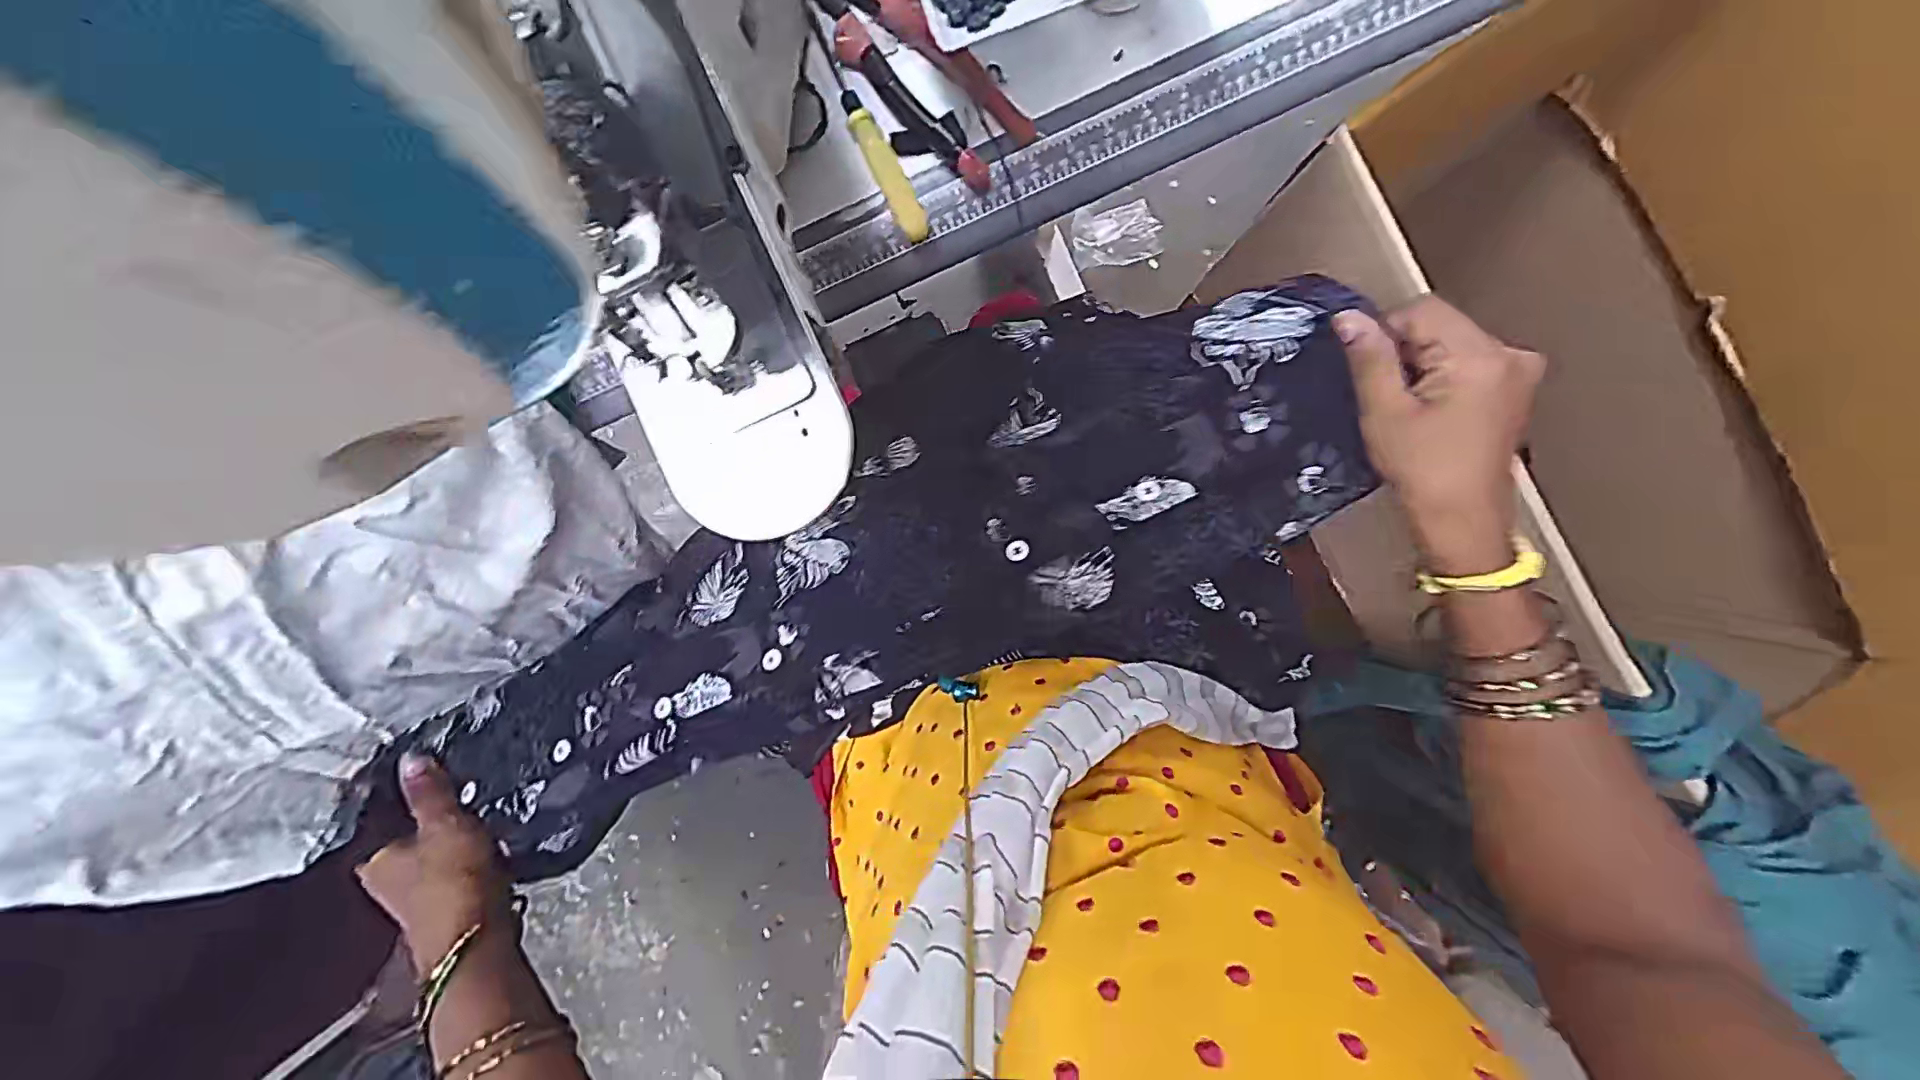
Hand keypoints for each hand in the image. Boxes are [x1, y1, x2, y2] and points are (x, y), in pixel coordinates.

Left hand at [356, 753, 512, 969]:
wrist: (477, 935)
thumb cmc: (451, 880)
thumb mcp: (444, 822)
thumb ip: (429, 791)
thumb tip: (411, 758)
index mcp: (372, 858)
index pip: (380, 814)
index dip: (402, 793)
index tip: (428, 772)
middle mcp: (384, 878)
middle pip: (407, 834)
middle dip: (431, 816)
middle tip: (460, 790)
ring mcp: (414, 894)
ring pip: (432, 852)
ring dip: (453, 836)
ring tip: (481, 814)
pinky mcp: (446, 902)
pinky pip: (454, 866)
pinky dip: (469, 854)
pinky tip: (490, 845)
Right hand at [1333, 298, 1543, 574]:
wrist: (1461, 519)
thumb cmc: (1421, 469)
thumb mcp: (1384, 412)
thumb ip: (1369, 359)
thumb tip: (1348, 317)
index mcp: (1480, 356)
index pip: (1421, 311)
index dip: (1383, 334)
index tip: (1368, 374)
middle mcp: (1510, 353)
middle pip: (1439, 325)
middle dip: (1404, 353)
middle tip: (1387, 398)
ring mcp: (1518, 371)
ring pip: (1450, 344)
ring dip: (1420, 366)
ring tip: (1407, 409)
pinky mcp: (1514, 388)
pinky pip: (1466, 363)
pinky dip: (1439, 377)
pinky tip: (1428, 412)